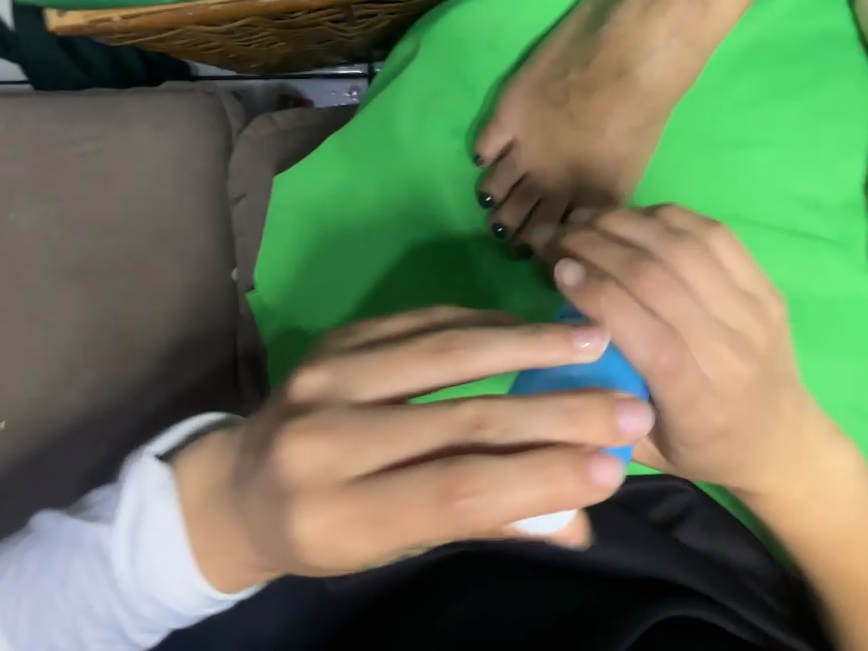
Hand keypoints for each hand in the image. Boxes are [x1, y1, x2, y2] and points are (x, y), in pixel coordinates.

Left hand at [171, 306, 655, 591]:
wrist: (238, 483)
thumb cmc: (325, 532)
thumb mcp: (393, 548)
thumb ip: (482, 526)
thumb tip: (580, 518)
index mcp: (340, 516)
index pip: (457, 491)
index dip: (540, 478)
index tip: (613, 469)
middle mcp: (329, 438)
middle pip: (464, 417)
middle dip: (558, 411)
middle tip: (629, 406)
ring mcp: (329, 376)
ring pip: (449, 350)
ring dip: (531, 344)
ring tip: (594, 342)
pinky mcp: (337, 337)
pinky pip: (424, 320)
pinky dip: (486, 321)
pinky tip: (531, 325)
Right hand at [550, 205, 842, 498]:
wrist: (782, 443)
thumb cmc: (701, 448)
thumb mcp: (641, 447)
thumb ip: (597, 400)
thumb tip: (546, 343)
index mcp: (695, 397)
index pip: (643, 329)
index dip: (596, 291)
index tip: (557, 268)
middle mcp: (728, 349)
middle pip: (658, 277)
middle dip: (597, 245)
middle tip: (558, 234)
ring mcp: (753, 312)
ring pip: (683, 246)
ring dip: (627, 223)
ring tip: (588, 219)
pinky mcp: (765, 287)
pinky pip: (714, 234)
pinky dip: (667, 217)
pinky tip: (634, 217)